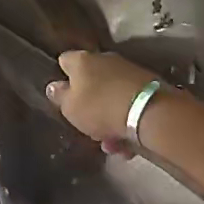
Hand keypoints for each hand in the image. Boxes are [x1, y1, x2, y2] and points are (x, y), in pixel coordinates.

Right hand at [45, 50, 159, 149]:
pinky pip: (128, 104)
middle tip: (86, 125)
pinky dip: (125, 121)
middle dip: (88, 103)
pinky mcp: (148, 85)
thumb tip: (54, 86)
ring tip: (110, 144)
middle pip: (90, 80)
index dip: (61, 76)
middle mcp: (106, 60)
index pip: (65, 60)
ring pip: (110, 96)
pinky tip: (125, 143)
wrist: (149, 112)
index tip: (61, 94)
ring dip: (107, 119)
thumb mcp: (70, 107)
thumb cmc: (99, 107)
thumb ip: (60, 96)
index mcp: (82, 60)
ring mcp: (129, 71)